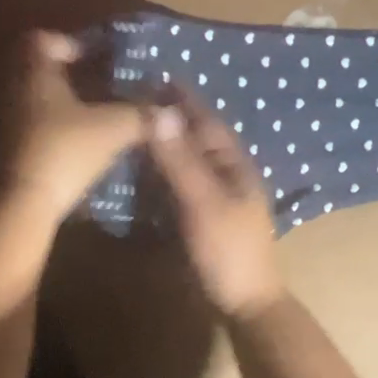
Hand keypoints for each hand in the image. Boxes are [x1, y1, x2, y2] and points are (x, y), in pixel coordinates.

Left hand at [0, 31, 147, 220]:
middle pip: (40, 73)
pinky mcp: (3, 153)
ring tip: (91, 120)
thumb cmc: (64, 151)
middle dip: (68, 79)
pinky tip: (74, 148)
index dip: (72, 45)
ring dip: (59, 109)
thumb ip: (141, 116)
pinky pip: (29, 132)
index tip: (95, 57)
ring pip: (34, 104)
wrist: (22, 203)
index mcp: (32, 69)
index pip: (46, 40)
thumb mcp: (111, 130)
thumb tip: (173, 114)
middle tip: (98, 88)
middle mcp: (11, 88)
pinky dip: (48, 134)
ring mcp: (3, 122)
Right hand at [146, 98, 286, 319]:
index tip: (152, 73)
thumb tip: (160, 110)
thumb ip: (181, 160)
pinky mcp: (205, 222)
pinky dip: (163, 176)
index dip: (181, 97)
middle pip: (196, 138)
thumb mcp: (203, 202)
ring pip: (188, 163)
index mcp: (234, 164)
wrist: (246, 304)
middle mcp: (227, 176)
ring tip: (132, 130)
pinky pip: (181, 188)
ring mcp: (217, 200)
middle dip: (169, 118)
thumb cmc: (229, 252)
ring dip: (165, 146)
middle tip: (132, 99)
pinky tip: (144, 174)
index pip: (205, 119)